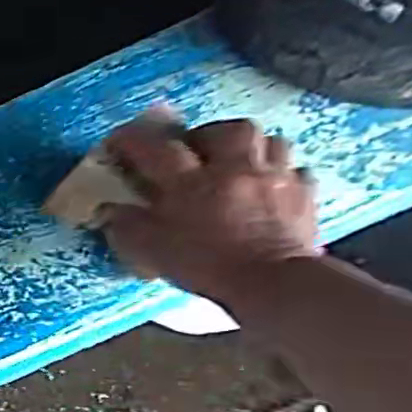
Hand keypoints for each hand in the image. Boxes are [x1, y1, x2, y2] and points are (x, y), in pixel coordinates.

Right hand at [100, 115, 321, 301]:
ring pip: (268, 140)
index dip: (133, 140)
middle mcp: (234, 170)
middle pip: (225, 131)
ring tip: (232, 162)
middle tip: (191, 149)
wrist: (271, 280)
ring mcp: (275, 177)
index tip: (118, 140)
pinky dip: (277, 171)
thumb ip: (124, 223)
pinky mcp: (304, 192)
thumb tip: (107, 209)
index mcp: (189, 183)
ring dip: (246, 147)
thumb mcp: (146, 247)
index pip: (156, 149)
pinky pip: (293, 168)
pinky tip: (264, 186)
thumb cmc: (201, 263)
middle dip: (205, 134)